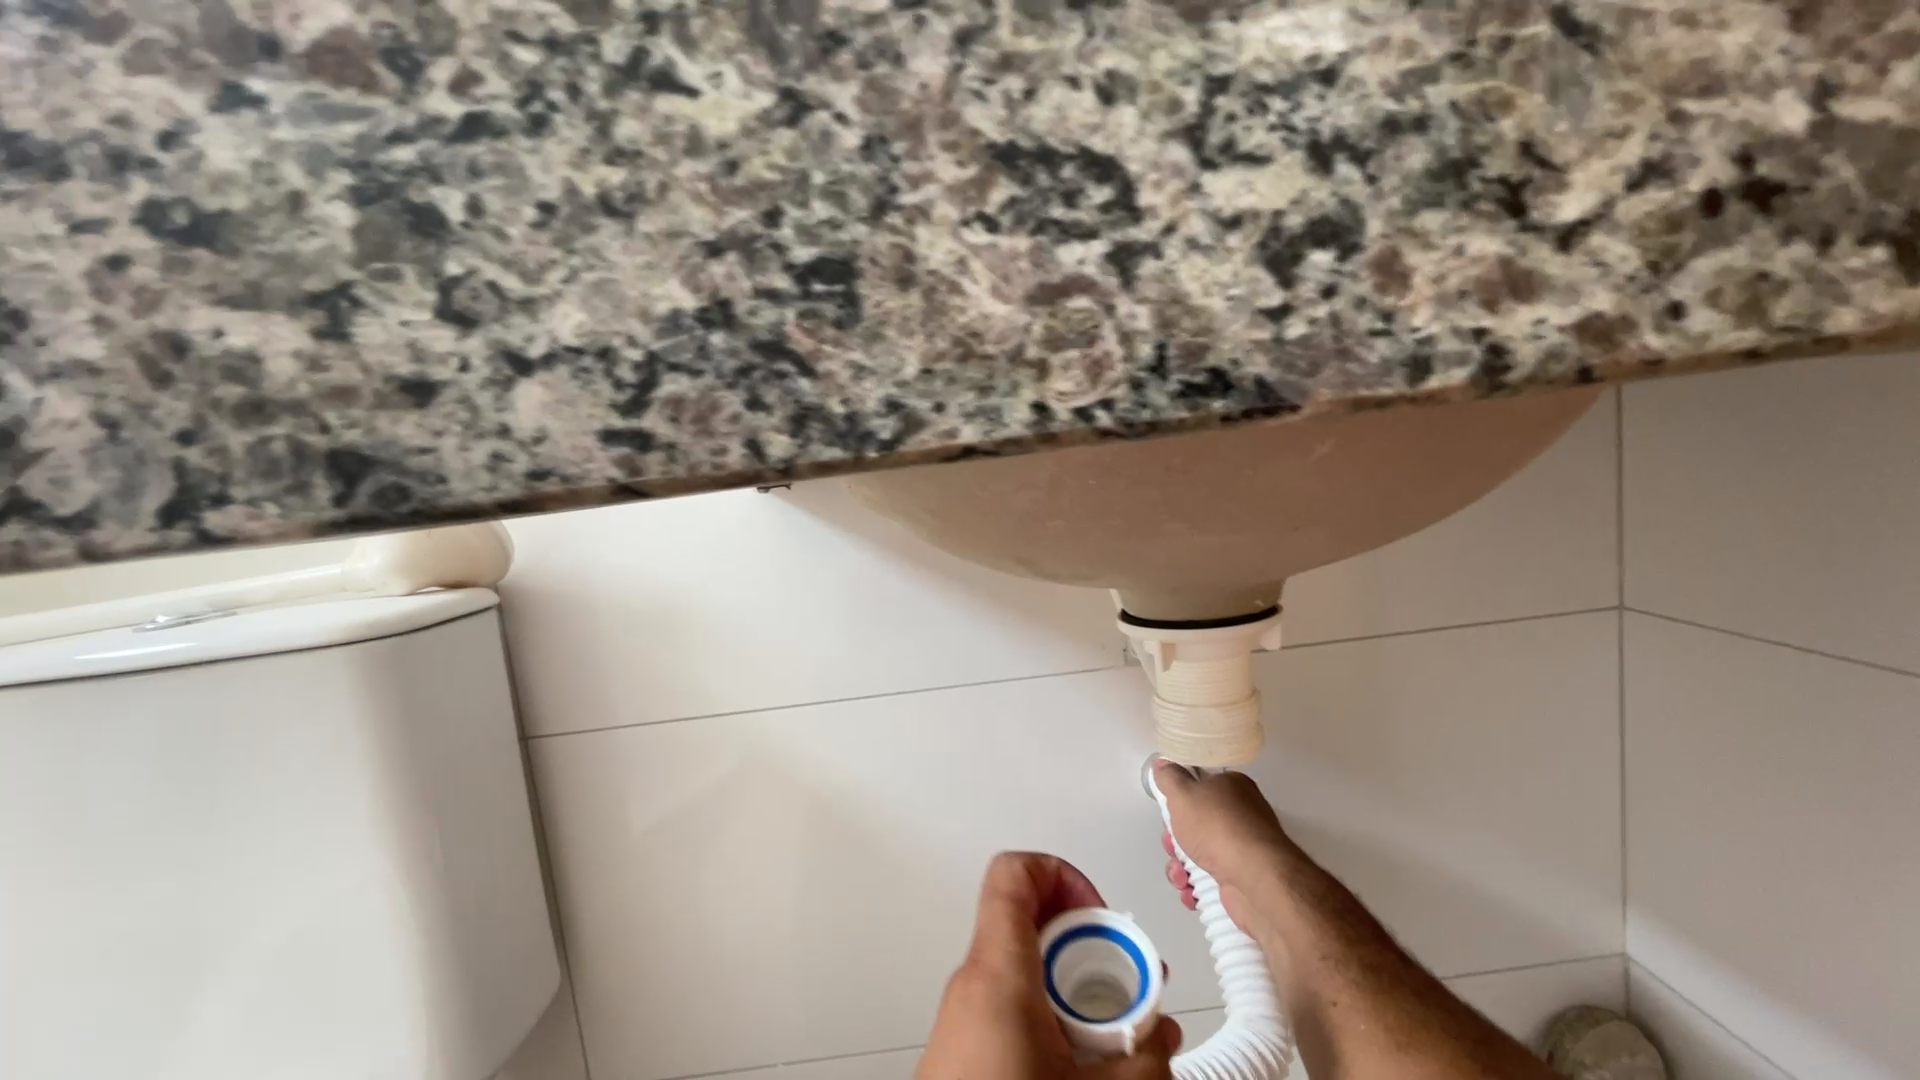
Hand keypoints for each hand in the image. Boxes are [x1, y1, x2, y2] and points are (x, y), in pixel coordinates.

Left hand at [918, 852, 1180, 1079]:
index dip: (1064, 875)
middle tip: (1125, 984)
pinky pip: (1012, 1004)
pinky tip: (1080, 1064)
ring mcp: (964, 1013)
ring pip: (1026, 968)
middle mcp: (973, 982)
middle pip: (1033, 923)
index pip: (1016, 872)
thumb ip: (1143, 1057)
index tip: (1102, 914)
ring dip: (1075, 989)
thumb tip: (1160, 1037)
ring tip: (1112, 1036)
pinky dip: (1051, 1017)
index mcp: (998, 972)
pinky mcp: (964, 1046)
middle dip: (1089, 947)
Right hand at [1154, 763, 1298, 933]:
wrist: (1254, 878)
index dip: (1178, 802)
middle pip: (1195, 825)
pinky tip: (1191, 891)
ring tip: (1181, 877)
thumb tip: (1162, 763)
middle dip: (1176, 842)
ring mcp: (1243, 849)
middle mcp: (1242, 815)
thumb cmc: (1218, 828)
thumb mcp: (1183, 793)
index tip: (1169, 814)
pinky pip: (1210, 879)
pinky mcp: (1242, 878)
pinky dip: (1196, 887)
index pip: (1200, 788)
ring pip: (1199, 855)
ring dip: (1181, 868)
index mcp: (1232, 787)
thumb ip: (1169, 777)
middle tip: (1172, 848)